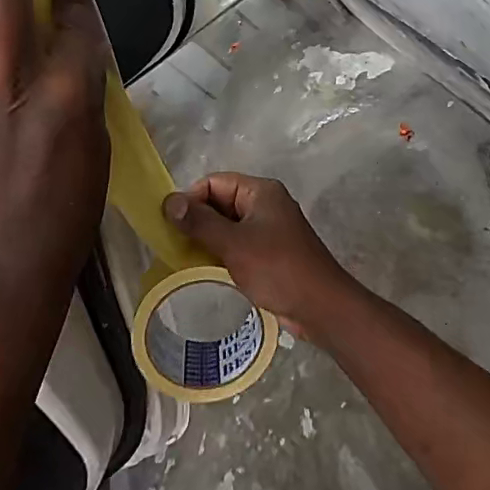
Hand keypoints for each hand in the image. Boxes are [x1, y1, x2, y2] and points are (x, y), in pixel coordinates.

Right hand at [162, 173, 358, 340]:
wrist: (321, 307)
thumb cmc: (277, 269)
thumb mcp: (234, 243)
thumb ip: (200, 222)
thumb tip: (168, 201)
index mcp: (260, 191)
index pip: (214, 182)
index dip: (191, 200)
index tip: (172, 226)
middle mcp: (265, 204)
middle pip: (220, 202)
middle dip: (197, 220)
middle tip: (174, 244)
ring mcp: (269, 229)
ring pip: (228, 225)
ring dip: (207, 238)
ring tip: (185, 258)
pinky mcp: (271, 252)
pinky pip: (238, 243)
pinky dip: (221, 252)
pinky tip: (207, 269)